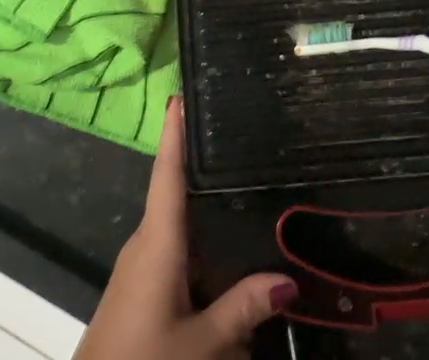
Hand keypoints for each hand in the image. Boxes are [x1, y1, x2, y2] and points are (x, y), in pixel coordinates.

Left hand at [73, 98, 295, 359]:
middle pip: (176, 193)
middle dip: (204, 166)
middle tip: (242, 136)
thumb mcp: (202, 343)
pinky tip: (230, 248)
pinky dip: (202, 242)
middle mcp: (146, 244)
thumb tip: (287, 279)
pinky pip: (176, 252)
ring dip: (206, 208)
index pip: (166, 175)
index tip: (181, 94)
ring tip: (248, 184)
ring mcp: (141, 267)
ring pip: (179, 226)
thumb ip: (243, 307)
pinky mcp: (142, 288)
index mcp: (157, 242)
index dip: (174, 134)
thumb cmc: (144, 358)